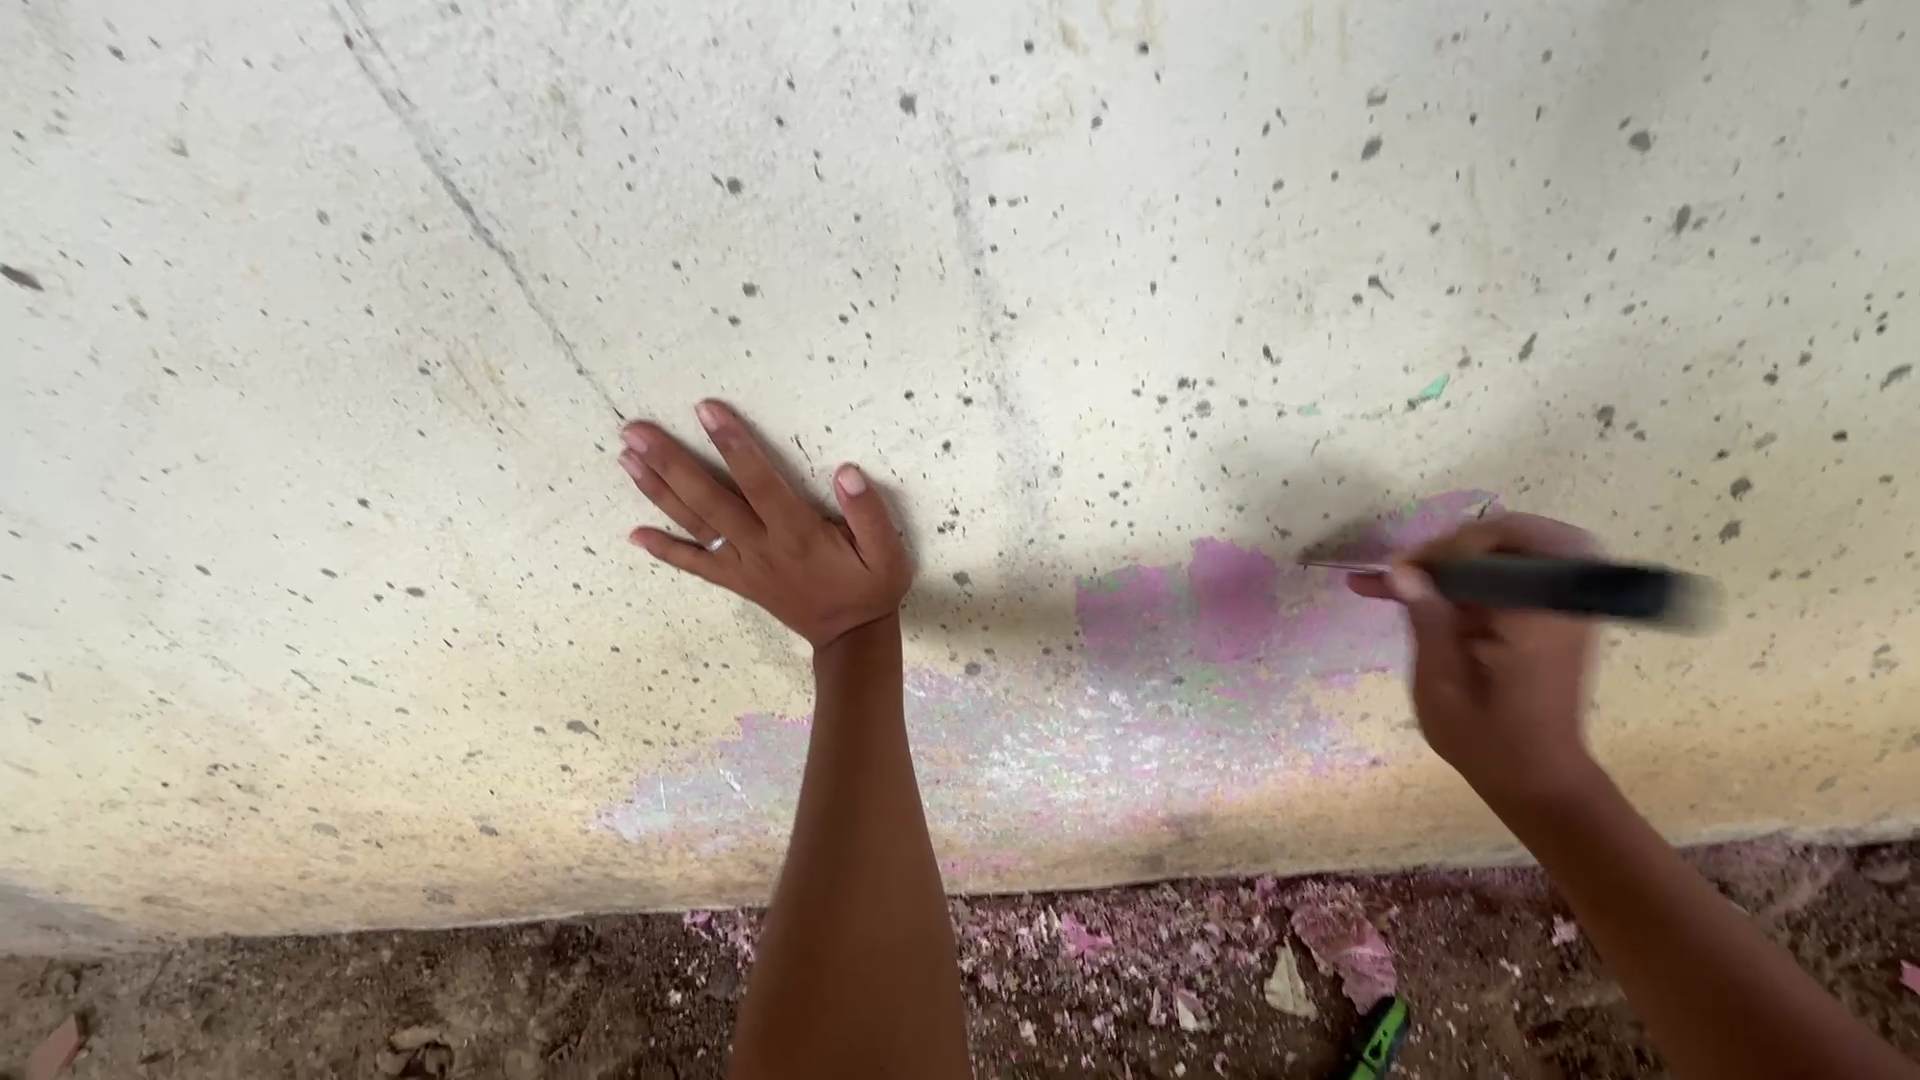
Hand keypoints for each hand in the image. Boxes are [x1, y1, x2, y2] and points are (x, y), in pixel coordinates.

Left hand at [617, 401, 910, 650]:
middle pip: (708, 499)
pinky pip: (695, 565)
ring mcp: (744, 566)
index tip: (706, 410)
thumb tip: (847, 471)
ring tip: (626, 459)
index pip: (758, 482)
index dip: (733, 445)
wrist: (850, 638)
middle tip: (634, 430)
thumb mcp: (888, 553)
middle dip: (670, 462)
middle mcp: (762, 547)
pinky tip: (635, 535)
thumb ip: (869, 512)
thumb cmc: (870, 588)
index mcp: (797, 534)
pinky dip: (664, 550)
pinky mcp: (737, 581)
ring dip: (657, 491)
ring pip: (695, 524)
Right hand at [1349, 513, 1600, 797]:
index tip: (1409, 571)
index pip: (1510, 541)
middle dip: (1459, 543)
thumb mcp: (1441, 683)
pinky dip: (1465, 579)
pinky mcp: (1545, 620)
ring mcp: (1558, 610)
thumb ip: (1428, 619)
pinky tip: (1413, 590)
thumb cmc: (1486, 740)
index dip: (1455, 545)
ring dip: (1456, 558)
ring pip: (1511, 554)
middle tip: (1412, 569)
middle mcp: (1561, 603)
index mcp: (1540, 615)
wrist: (1536, 779)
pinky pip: (1508, 580)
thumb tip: (1403, 570)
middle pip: (1520, 536)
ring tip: (1403, 578)